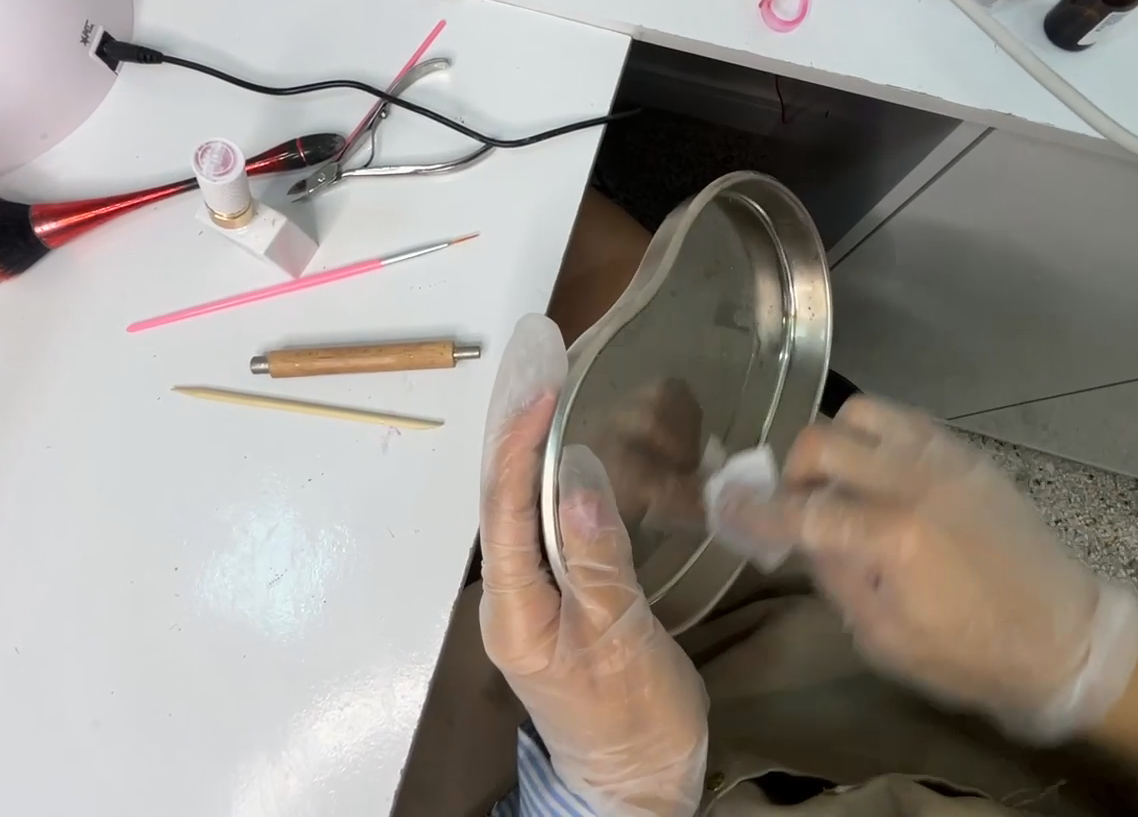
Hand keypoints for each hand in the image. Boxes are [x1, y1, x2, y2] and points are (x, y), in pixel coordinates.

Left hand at [479, 316, 708, 816]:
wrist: (636, 784)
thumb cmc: (634, 718)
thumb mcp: (623, 642)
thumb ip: (597, 559)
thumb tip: (575, 475)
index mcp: (512, 607)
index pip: (503, 507)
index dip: (518, 443)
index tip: (543, 388)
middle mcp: (508, 591)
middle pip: (501, 496)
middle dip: (514, 429)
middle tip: (535, 364)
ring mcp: (528, 591)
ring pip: (520, 504)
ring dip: (530, 445)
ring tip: (548, 386)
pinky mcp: (553, 591)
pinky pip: (544, 520)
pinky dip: (551, 475)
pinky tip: (566, 446)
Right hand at [716, 396, 1137, 743]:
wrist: (1071, 640)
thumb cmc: (973, 656)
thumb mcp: (884, 639)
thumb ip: (834, 577)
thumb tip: (804, 535)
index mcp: (893, 537)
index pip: (801, 511)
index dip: (754, 509)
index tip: (726, 504)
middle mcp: (913, 482)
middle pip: (821, 441)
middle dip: (793, 470)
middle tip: (799, 501)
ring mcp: (943, 459)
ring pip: (860, 413)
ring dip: (836, 443)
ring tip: (844, 479)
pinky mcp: (965, 454)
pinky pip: (903, 420)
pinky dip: (876, 438)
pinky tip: (882, 472)